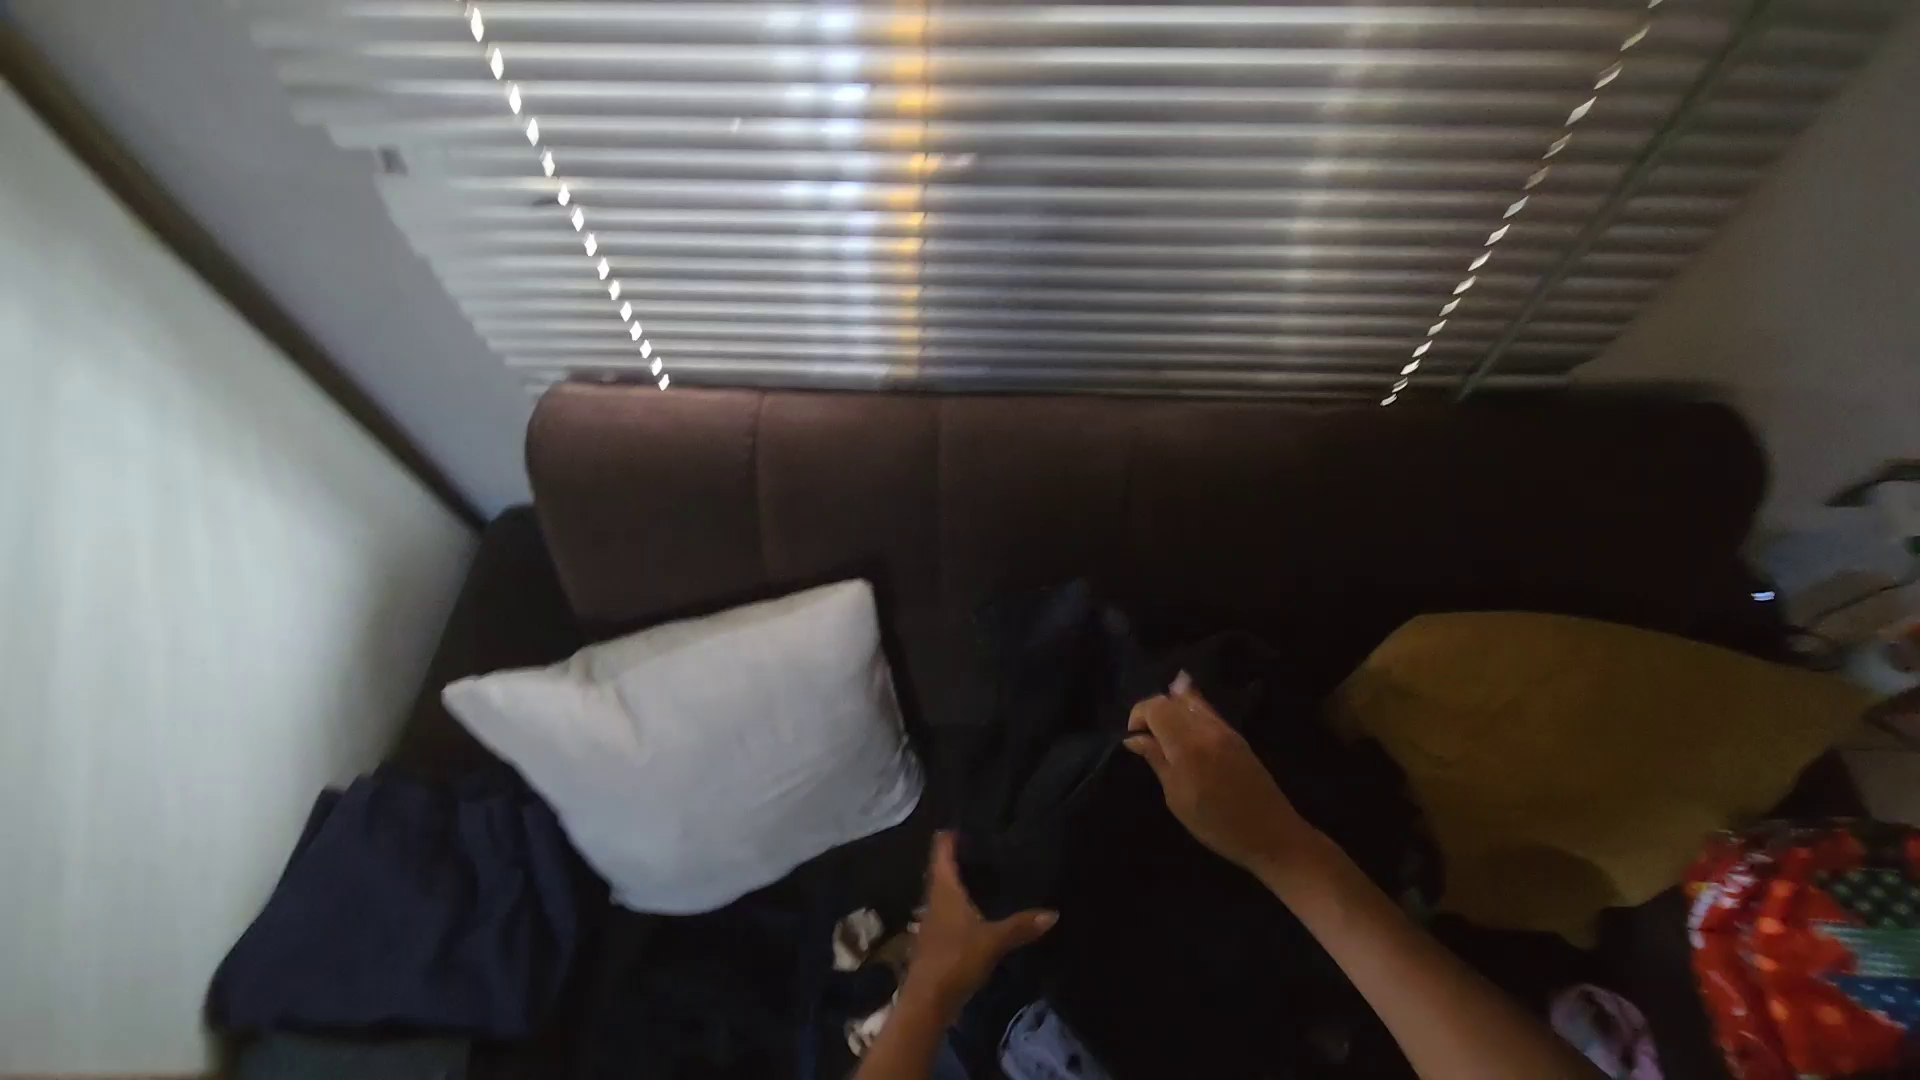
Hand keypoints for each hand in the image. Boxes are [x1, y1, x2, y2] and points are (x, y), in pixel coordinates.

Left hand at [901, 831, 1056, 1017]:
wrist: (928, 1001)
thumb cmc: (956, 959)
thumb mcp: (993, 941)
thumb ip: (1021, 925)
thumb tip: (1053, 912)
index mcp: (943, 888)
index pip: (942, 849)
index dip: (951, 833)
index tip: (967, 820)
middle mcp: (933, 897)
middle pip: (942, 867)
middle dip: (958, 855)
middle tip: (982, 843)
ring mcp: (931, 918)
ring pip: (943, 889)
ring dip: (958, 879)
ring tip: (982, 870)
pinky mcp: (934, 937)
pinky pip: (946, 908)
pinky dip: (958, 901)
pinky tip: (974, 907)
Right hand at [1125, 672, 1315, 877]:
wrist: (1272, 835)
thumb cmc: (1217, 825)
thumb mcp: (1177, 798)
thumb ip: (1156, 760)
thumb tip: (1134, 738)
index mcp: (1187, 744)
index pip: (1155, 707)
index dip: (1138, 715)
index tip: (1133, 738)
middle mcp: (1206, 728)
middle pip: (1171, 699)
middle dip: (1152, 711)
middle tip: (1145, 736)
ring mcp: (1224, 729)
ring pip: (1191, 700)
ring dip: (1171, 709)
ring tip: (1163, 731)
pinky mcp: (1236, 735)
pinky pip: (1207, 710)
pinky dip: (1190, 709)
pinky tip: (1183, 721)